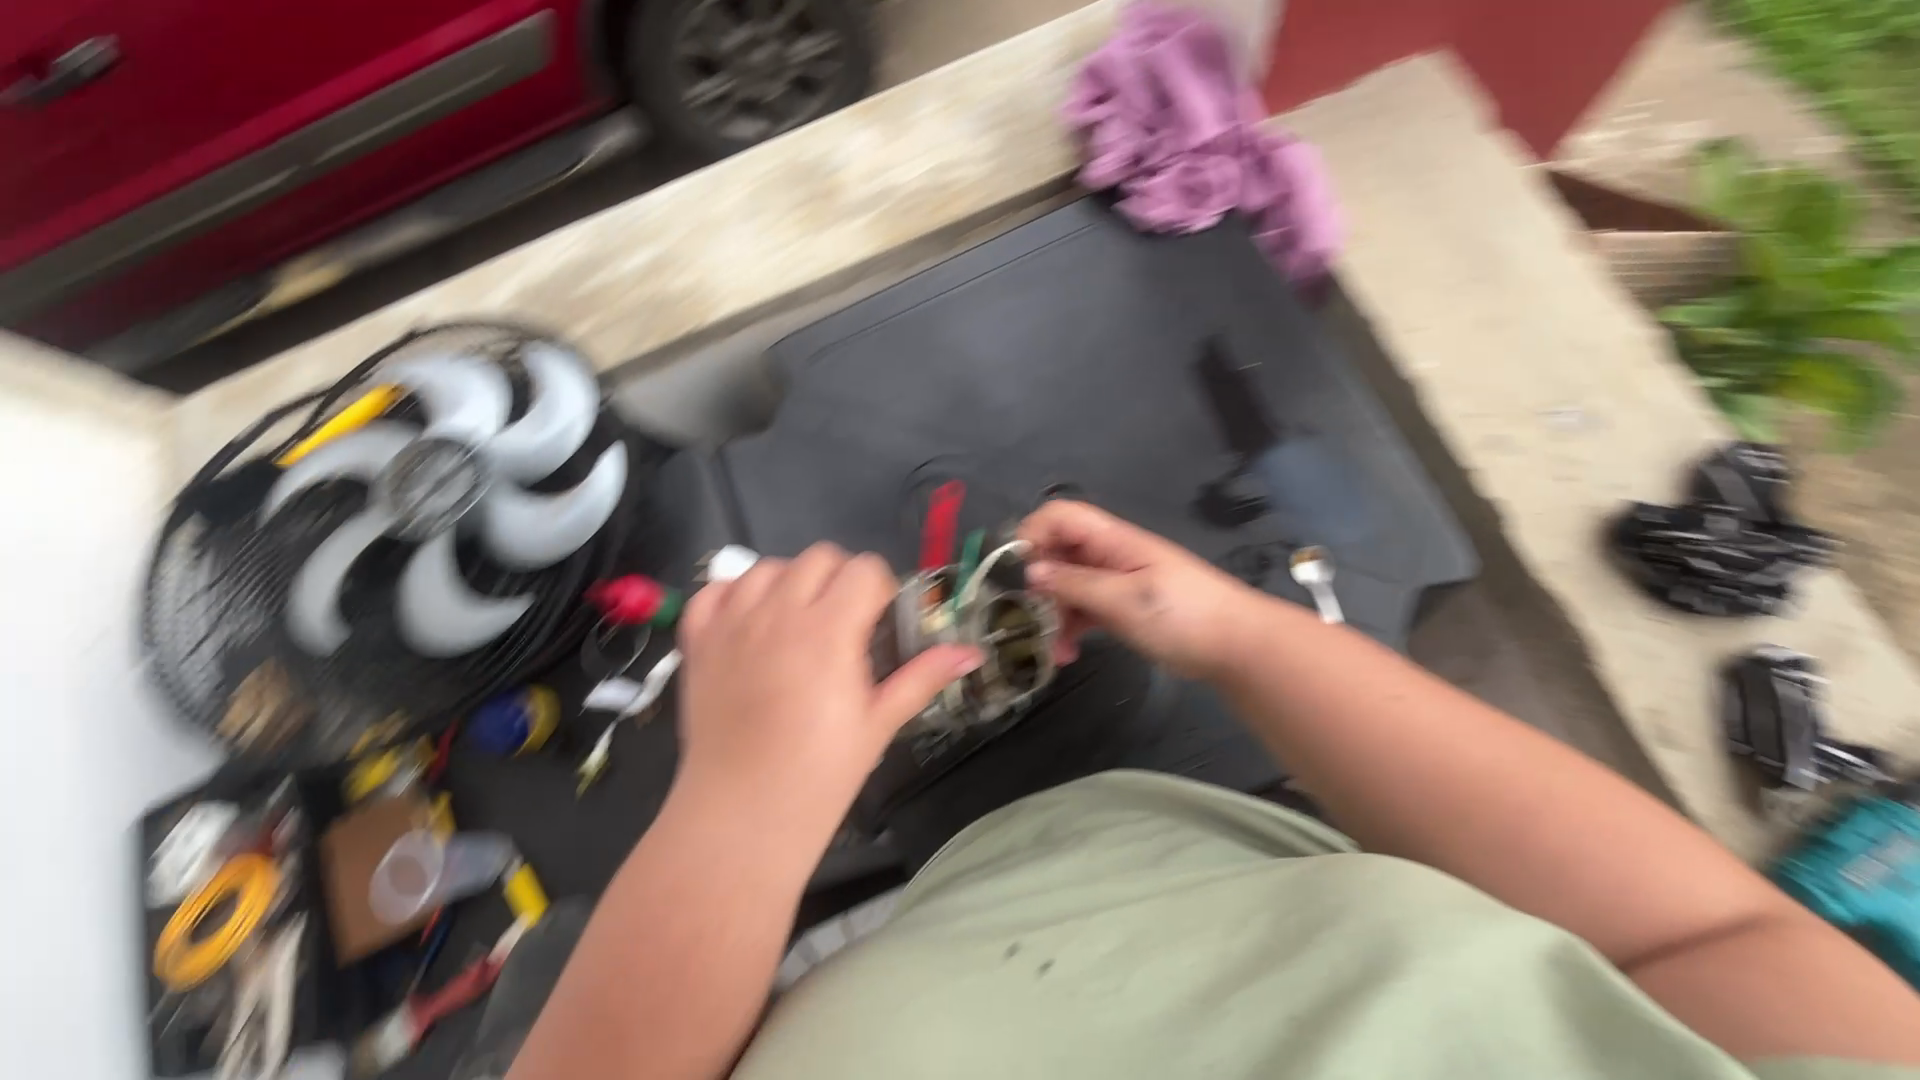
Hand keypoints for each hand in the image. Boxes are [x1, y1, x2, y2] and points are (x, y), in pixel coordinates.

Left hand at [675, 543, 982, 804]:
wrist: (743, 814)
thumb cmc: (821, 773)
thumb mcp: (880, 723)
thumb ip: (923, 677)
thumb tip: (972, 653)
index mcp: (829, 630)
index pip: (865, 570)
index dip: (881, 588)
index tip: (880, 621)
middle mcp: (778, 613)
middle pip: (819, 558)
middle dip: (841, 579)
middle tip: (845, 622)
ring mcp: (732, 624)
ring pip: (768, 567)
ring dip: (791, 582)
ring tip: (799, 622)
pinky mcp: (699, 642)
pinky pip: (715, 591)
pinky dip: (736, 595)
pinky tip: (751, 621)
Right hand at [1018, 501, 1273, 679]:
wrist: (1236, 646)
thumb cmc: (1183, 614)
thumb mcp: (1124, 599)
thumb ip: (1075, 584)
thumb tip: (1029, 571)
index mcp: (1112, 540)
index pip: (1059, 517)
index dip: (1031, 534)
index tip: (1012, 572)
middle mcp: (1108, 555)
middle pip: (1056, 552)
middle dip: (1034, 582)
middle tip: (1020, 615)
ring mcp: (1114, 583)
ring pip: (1065, 586)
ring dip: (1050, 613)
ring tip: (1047, 646)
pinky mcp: (1119, 609)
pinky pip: (1081, 611)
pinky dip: (1069, 629)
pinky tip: (1064, 655)